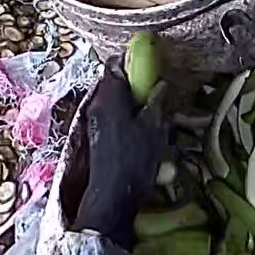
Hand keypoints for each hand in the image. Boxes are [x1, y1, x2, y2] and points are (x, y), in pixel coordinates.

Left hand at [68, 68, 164, 246]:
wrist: (112, 194)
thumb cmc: (134, 158)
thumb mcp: (153, 128)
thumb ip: (156, 102)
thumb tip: (160, 84)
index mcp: (109, 96)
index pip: (115, 64)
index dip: (131, 60)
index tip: (149, 63)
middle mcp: (97, 103)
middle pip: (114, 81)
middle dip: (134, 82)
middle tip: (155, 88)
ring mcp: (94, 118)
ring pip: (113, 98)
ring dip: (130, 99)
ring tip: (152, 108)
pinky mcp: (96, 133)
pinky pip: (111, 113)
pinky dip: (125, 113)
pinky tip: (141, 126)